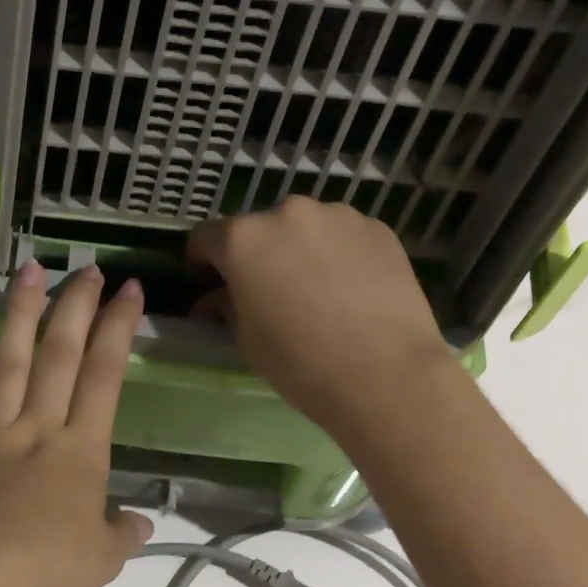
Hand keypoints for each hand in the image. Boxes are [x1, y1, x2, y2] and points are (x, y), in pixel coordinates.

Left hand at [0, 262, 151, 586]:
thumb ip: (120, 534)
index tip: (128, 290)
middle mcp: (36, 428)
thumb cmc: (43, 566)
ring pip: (9, 363)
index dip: (117, 329)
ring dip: (22, 315)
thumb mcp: (99, 560)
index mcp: (79, 450)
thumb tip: (139, 524)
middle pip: (58, 355)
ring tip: (29, 273)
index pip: (104, 376)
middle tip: (87, 269)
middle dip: (76, 306)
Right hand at [188, 197, 454, 436]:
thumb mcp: (245, 338)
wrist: (385, 373)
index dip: (202, 262)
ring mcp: (337, 216)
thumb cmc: (298, 360)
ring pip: (303, 228)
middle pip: (257, 228)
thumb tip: (215, 300)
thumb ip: (225, 306)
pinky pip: (342, 236)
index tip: (209, 284)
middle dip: (254, 254)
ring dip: (297, 249)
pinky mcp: (378, 228)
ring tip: (313, 289)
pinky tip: (348, 290)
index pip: (205, 238)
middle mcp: (286, 213)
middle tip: (265, 290)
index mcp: (242, 239)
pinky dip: (336, 254)